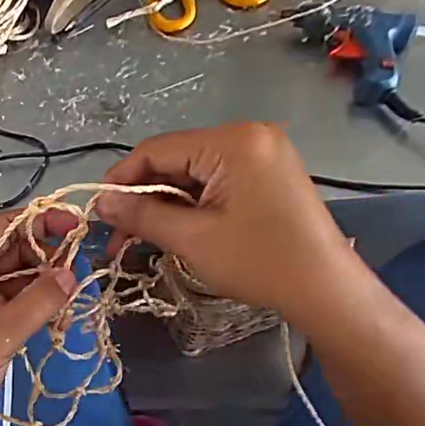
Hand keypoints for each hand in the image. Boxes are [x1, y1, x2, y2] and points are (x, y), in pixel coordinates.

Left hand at [0, 210, 78, 425]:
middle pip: (11, 250)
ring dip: (44, 282)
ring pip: (16, 278)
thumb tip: (73, 272)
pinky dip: (36, 305)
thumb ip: (37, 302)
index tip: (76, 226)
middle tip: (84, 265)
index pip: (1, 226)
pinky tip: (60, 315)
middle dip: (47, 254)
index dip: (39, 221)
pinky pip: (14, 303)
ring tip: (76, 292)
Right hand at [97, 123, 363, 322]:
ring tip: (143, 239)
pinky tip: (177, 230)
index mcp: (232, 141)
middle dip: (145, 197)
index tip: (99, 211)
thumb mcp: (192, 239)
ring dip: (167, 204)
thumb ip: (142, 214)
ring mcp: (263, 153)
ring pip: (194, 173)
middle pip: (176, 160)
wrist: (325, 289)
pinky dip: (193, 205)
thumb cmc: (259, 262)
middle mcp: (249, 135)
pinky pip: (217, 181)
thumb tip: (101, 202)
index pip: (157, 150)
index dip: (122, 179)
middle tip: (118, 234)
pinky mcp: (269, 174)